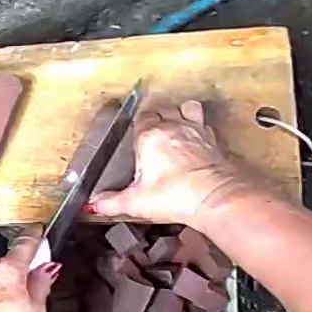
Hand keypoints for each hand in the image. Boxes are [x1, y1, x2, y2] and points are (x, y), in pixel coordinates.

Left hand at [0, 230, 59, 311]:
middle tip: (29, 292)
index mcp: (9, 269)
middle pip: (8, 265)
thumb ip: (41, 285)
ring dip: (1, 289)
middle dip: (18, 275)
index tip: (37, 232)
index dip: (34, 238)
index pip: (25, 245)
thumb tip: (46, 270)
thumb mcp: (36, 311)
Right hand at [89, 100, 259, 223]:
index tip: (133, 124)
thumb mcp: (135, 202)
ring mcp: (197, 131)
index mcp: (151, 136)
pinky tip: (195, 140)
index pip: (142, 115)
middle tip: (150, 125)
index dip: (137, 119)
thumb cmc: (177, 194)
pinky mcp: (215, 141)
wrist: (216, 198)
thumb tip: (96, 204)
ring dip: (182, 111)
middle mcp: (175, 127)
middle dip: (157, 114)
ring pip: (189, 108)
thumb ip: (111, 202)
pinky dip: (199, 128)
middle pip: (164, 108)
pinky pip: (205, 124)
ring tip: (175, 122)